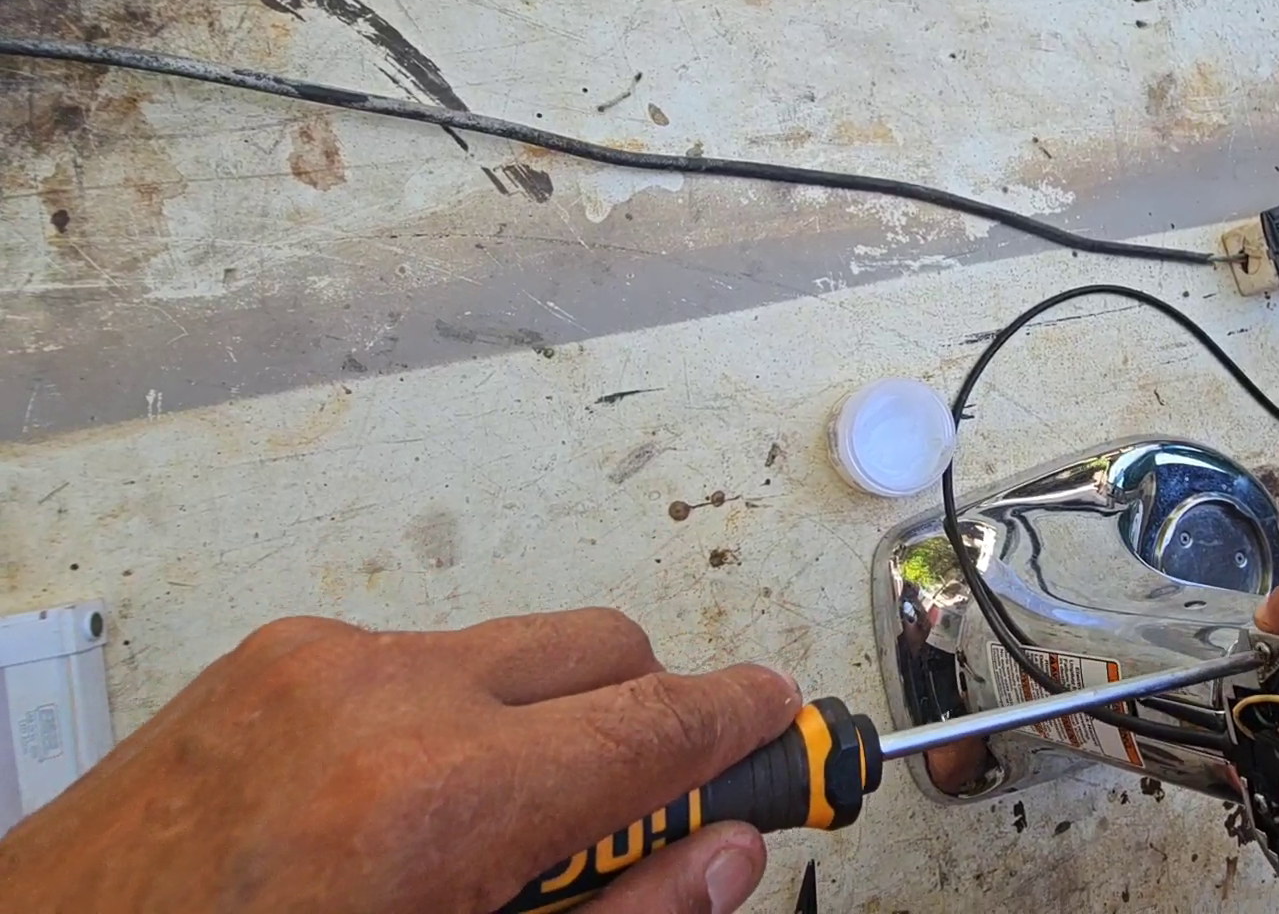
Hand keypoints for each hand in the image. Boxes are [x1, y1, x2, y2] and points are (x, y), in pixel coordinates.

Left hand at [0, 609, 800, 913]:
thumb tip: (731, 851)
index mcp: (430, 805)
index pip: (653, 722)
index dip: (738, 715)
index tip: (778, 714)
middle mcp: (385, 695)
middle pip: (609, 646)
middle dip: (649, 708)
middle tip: (641, 791)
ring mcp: (322, 657)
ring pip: (529, 648)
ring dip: (555, 713)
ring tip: (503, 810)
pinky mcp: (281, 650)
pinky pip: (442, 657)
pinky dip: (468, 710)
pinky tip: (405, 798)